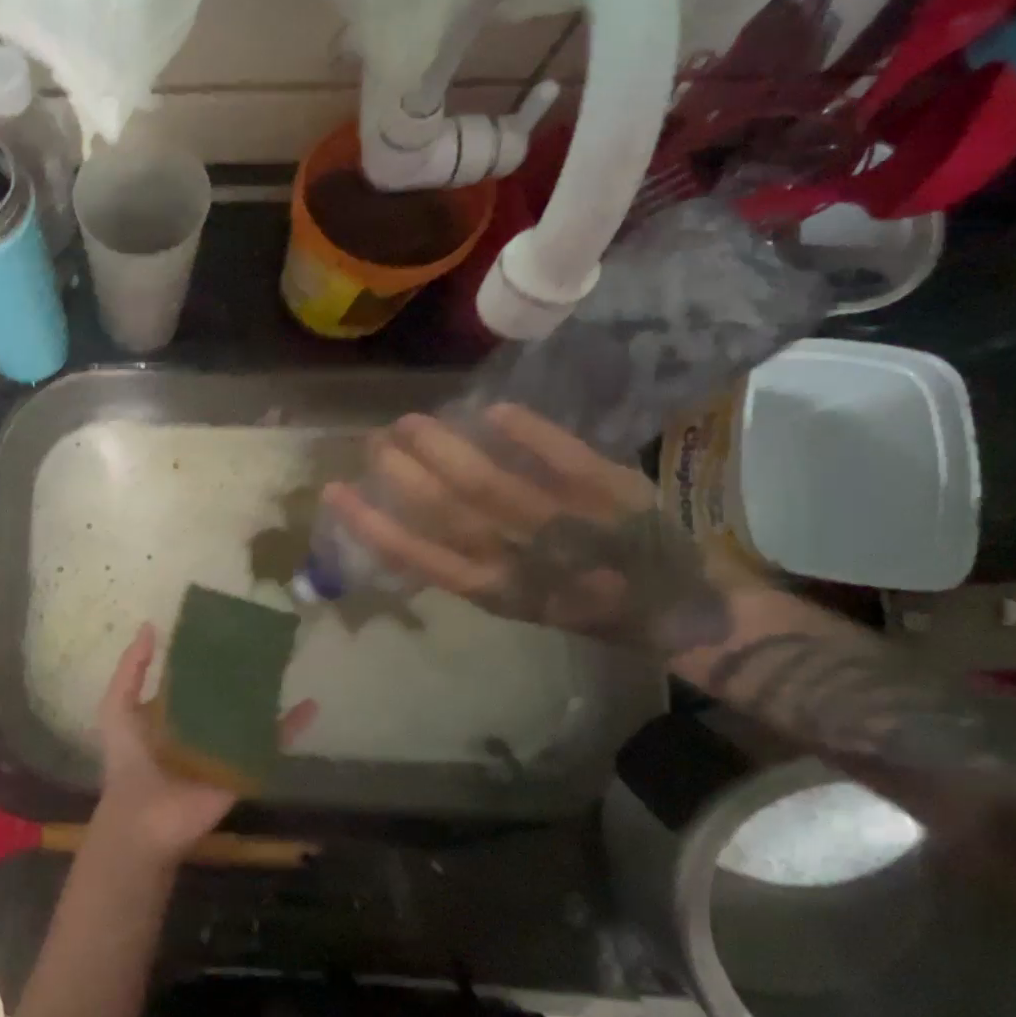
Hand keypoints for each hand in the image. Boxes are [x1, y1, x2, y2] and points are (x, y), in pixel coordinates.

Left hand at [93, 624, 316, 863]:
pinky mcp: (244, 769)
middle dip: (240, 673)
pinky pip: (270, 746)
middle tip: (262, 642)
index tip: (221, 629)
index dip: (203, 656)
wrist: (144, 818)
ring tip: (289, 665)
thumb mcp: (118, 707)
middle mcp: (198, 729)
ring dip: (269, 696)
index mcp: (169, 715)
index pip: (191, 680)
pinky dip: (291, 727)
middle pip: (224, 696)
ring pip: (251, 717)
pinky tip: (310, 705)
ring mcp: (223, 749)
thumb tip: (150, 626)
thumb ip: (132, 669)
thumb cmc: (128, 759)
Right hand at [322, 403, 723, 646]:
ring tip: (410, 421)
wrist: (680, 607)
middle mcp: (522, 559)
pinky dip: (528, 432)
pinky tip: (493, 408)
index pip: (418, 556)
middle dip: (403, 474)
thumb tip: (412, 513)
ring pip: (491, 482)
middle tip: (374, 441)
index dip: (373, 523)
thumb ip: (467, 561)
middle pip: (448, 510)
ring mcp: (567, 524)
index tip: (336, 491)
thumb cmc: (583, 604)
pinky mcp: (610, 493)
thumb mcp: (515, 595)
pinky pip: (562, 457)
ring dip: (445, 447)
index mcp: (494, 589)